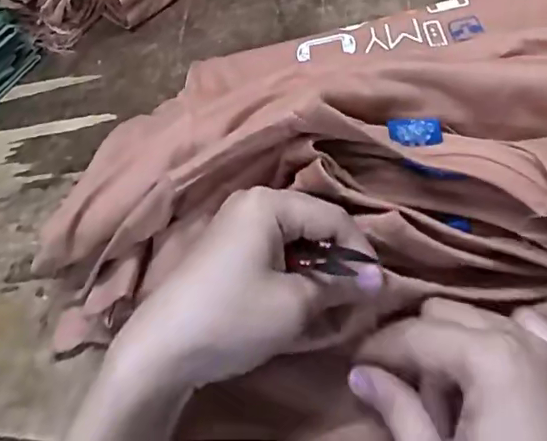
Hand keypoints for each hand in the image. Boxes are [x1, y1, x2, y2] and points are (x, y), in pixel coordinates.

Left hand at [113, 185, 384, 388]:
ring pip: (296, 242)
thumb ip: (339, 287)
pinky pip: (276, 253)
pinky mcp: (231, 248)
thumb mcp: (294, 305)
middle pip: (313, 226)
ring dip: (319, 275)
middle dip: (339, 265)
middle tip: (359, 304)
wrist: (166, 344)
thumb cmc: (234, 316)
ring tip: (333, 312)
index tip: (379, 292)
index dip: (361, 254)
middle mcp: (253, 202)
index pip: (332, 217)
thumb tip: (378, 280)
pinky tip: (304, 308)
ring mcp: (239, 224)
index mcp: (268, 202)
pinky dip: (295, 277)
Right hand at [349, 300, 546, 440]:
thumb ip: (400, 413)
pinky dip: (510, 347)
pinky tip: (500, 383)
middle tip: (414, 400)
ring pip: (486, 320)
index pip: (411, 334)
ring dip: (460, 348)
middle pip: (445, 314)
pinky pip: (536, 337)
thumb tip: (362, 375)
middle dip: (420, 348)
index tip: (357, 369)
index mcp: (488, 356)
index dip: (377, 350)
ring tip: (457, 404)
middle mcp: (523, 340)